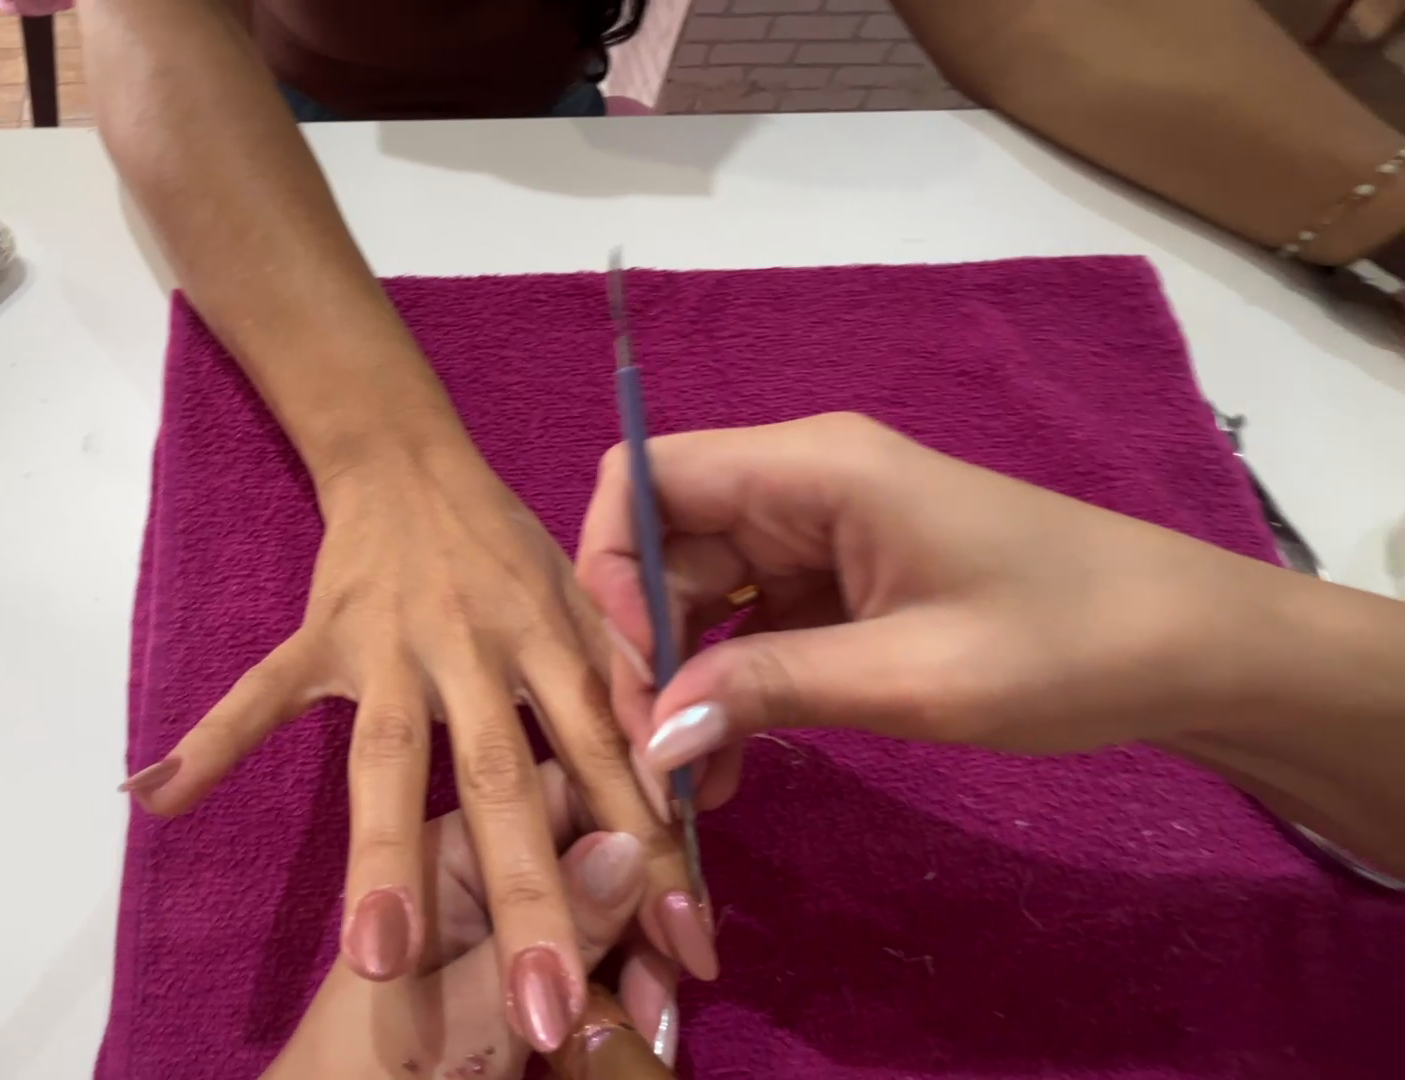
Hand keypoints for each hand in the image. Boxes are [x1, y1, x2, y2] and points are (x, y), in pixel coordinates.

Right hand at [127, 446, 715, 1049]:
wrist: (410, 463)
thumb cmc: (503, 539)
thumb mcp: (578, 589)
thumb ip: (618, 671)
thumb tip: (668, 771)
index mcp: (544, 636)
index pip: (602, 751)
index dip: (647, 846)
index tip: (683, 946)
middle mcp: (470, 648)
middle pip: (500, 776)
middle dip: (529, 890)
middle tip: (551, 1009)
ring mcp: (386, 645)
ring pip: (385, 754)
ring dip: (382, 851)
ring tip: (378, 957)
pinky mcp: (319, 636)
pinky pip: (263, 691)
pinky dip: (214, 738)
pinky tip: (154, 793)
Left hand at [263, 761, 678, 1079]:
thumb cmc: (379, 1076)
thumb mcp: (468, 1011)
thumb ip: (551, 928)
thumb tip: (633, 839)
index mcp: (457, 845)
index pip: (562, 800)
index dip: (634, 845)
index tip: (685, 927)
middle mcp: (485, 858)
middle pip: (596, 853)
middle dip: (643, 920)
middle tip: (665, 1002)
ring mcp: (505, 906)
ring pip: (604, 905)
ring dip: (639, 962)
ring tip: (652, 1029)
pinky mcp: (520, 950)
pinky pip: (591, 946)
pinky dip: (621, 985)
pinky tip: (636, 1028)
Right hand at [573, 413, 1305, 774]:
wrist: (1195, 652)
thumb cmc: (1070, 641)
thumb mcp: (914, 675)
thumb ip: (768, 690)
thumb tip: (654, 736)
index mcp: (807, 468)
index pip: (645, 473)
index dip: (611, 558)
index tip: (637, 660)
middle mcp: (786, 486)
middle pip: (656, 545)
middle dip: (641, 644)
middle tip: (655, 749)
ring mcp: (797, 534)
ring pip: (685, 593)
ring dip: (675, 678)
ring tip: (688, 773)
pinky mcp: (813, 580)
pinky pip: (732, 624)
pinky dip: (717, 685)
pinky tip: (721, 753)